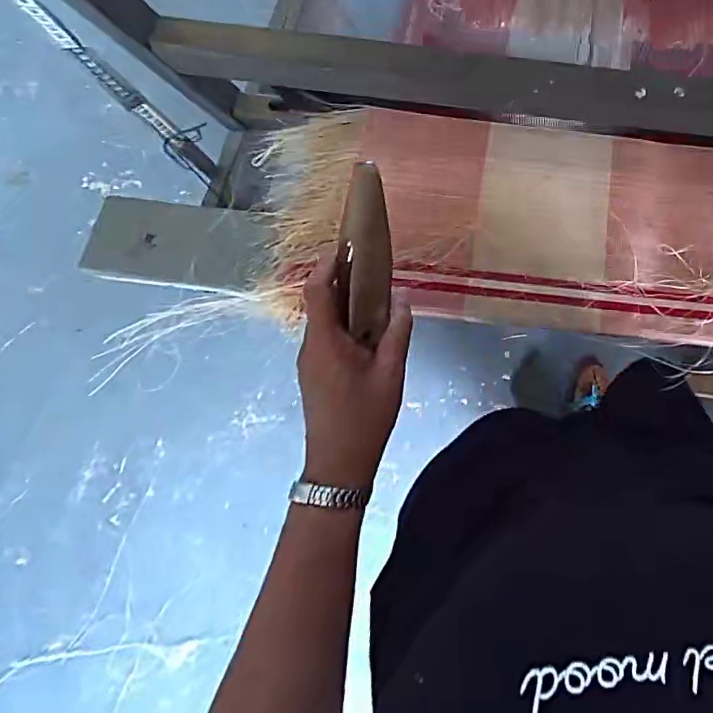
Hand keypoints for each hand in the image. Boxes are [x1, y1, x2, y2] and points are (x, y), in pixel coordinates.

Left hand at [295, 248, 413, 491]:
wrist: (338, 466)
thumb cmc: (364, 418)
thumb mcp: (390, 374)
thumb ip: (397, 334)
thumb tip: (402, 301)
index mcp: (324, 342)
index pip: (316, 290)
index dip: (327, 264)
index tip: (345, 245)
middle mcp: (310, 346)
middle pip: (318, 302)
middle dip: (339, 278)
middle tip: (367, 263)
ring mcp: (309, 361)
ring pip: (323, 321)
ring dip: (343, 302)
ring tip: (372, 292)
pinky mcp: (314, 373)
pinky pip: (326, 337)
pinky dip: (343, 322)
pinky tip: (366, 328)